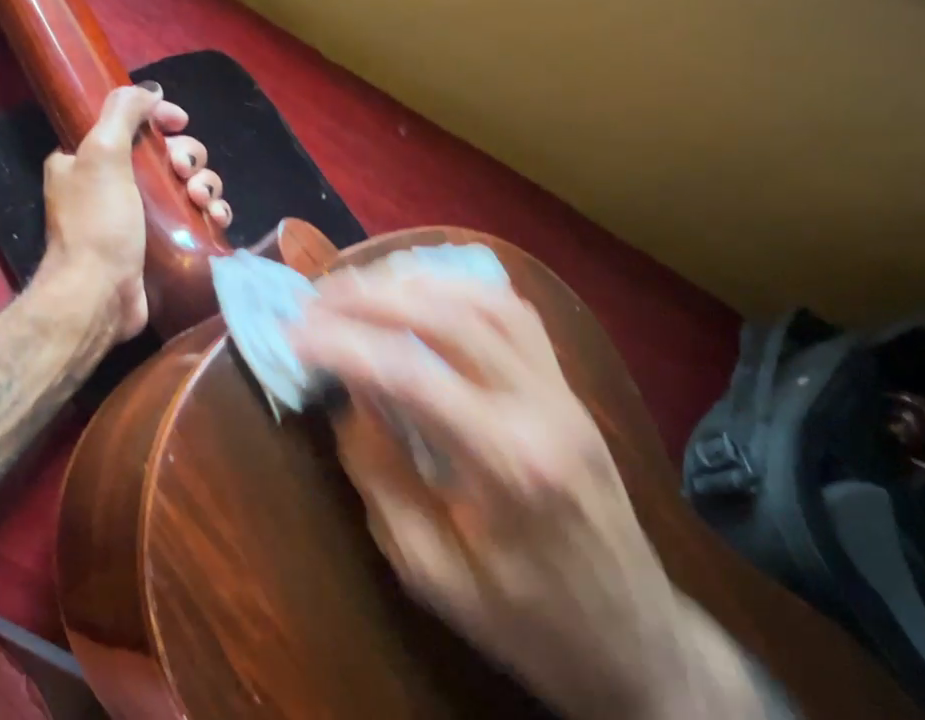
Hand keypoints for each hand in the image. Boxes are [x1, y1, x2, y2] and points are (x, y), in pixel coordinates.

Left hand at [37, 83, 231, 342]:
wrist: (98, 296)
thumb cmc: (96, 222)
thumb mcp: (101, 153)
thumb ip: (121, 112)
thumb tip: (148, 91)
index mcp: (86, 158)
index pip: (128, 122)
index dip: (158, 116)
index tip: (178, 120)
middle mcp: (109, 184)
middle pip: (163, 153)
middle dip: (185, 155)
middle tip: (184, 171)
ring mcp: (135, 216)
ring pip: (184, 184)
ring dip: (203, 183)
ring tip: (201, 199)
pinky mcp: (158, 244)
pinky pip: (192, 217)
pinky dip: (209, 211)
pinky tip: (216, 217)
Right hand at [290, 265, 764, 719]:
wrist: (634, 641)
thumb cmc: (522, 620)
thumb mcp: (431, 571)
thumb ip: (381, 477)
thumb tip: (348, 398)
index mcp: (507, 466)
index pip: (411, 374)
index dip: (343, 343)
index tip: (291, 333)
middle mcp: (542, 412)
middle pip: (450, 318)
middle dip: (371, 297)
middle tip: (314, 298)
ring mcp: (563, 394)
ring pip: (488, 301)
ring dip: (414, 283)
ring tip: (357, 287)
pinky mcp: (569, 390)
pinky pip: (514, 315)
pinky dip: (458, 290)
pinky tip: (419, 293)